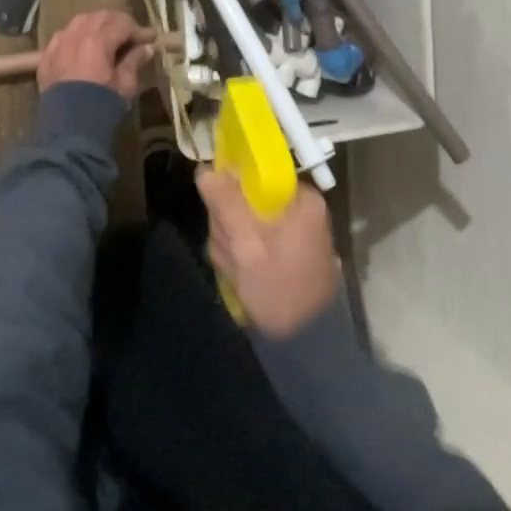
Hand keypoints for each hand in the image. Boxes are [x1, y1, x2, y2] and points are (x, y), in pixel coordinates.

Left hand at [37, 10, 156, 100]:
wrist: (67, 130)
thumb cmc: (101, 106)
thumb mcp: (125, 86)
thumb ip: (134, 61)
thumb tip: (146, 48)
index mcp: (97, 41)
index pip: (122, 24)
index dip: (138, 30)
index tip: (150, 39)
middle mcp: (76, 36)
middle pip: (99, 17)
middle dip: (117, 22)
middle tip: (130, 36)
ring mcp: (58, 45)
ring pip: (79, 22)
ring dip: (95, 25)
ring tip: (106, 37)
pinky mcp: (46, 58)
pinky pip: (62, 36)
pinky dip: (76, 36)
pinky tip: (82, 46)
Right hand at [198, 169, 340, 338]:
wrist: (304, 341)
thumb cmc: (279, 291)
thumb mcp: (247, 246)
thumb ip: (227, 204)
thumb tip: (205, 169)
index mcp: (302, 200)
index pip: (254, 174)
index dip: (231, 192)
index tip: (223, 218)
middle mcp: (301, 209)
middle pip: (246, 197)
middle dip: (230, 225)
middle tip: (234, 253)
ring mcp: (294, 230)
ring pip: (244, 220)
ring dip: (232, 243)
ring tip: (238, 269)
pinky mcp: (286, 249)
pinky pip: (252, 239)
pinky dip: (241, 255)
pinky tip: (243, 274)